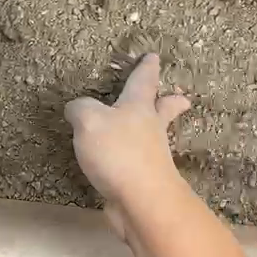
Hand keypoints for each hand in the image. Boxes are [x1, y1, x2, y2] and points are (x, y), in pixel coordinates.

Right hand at [64, 54, 192, 236]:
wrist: (141, 200)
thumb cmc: (118, 152)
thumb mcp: (89, 121)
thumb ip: (80, 109)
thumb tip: (75, 109)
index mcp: (137, 108)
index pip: (143, 81)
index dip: (146, 68)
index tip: (153, 56)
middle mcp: (149, 129)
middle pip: (162, 111)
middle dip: (169, 102)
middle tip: (182, 98)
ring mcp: (150, 156)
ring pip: (153, 136)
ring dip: (153, 130)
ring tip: (148, 128)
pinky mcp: (143, 179)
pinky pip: (137, 161)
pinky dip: (132, 156)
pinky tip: (121, 161)